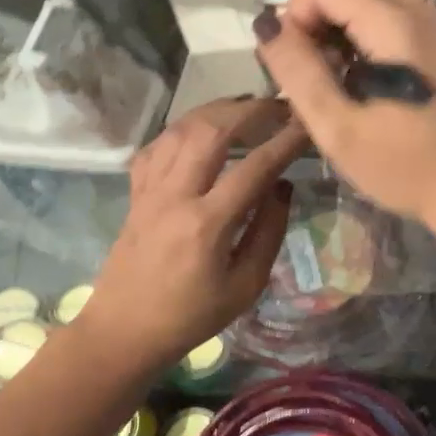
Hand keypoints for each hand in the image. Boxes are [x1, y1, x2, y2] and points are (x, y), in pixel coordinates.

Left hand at [76, 99, 307, 370]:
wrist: (125, 330)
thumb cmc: (194, 315)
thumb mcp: (246, 284)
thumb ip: (268, 231)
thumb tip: (283, 186)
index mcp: (207, 224)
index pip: (254, 167)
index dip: (285, 141)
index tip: (310, 123)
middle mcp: (175, 196)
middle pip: (212, 132)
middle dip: (250, 112)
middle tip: (280, 105)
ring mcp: (150, 190)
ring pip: (182, 130)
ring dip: (217, 111)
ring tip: (248, 106)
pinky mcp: (136, 193)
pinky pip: (159, 145)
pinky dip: (184, 128)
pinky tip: (203, 129)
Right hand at [254, 0, 435, 224]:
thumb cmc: (404, 168)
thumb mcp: (338, 129)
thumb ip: (298, 71)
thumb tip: (267, 24)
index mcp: (395, 25)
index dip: (296, 13)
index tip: (303, 65)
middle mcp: (417, 8)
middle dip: (313, 6)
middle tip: (316, 64)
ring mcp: (431, 21)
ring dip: (335, 14)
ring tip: (336, 71)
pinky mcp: (434, 39)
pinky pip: (385, 5)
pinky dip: (359, 24)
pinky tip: (360, 74)